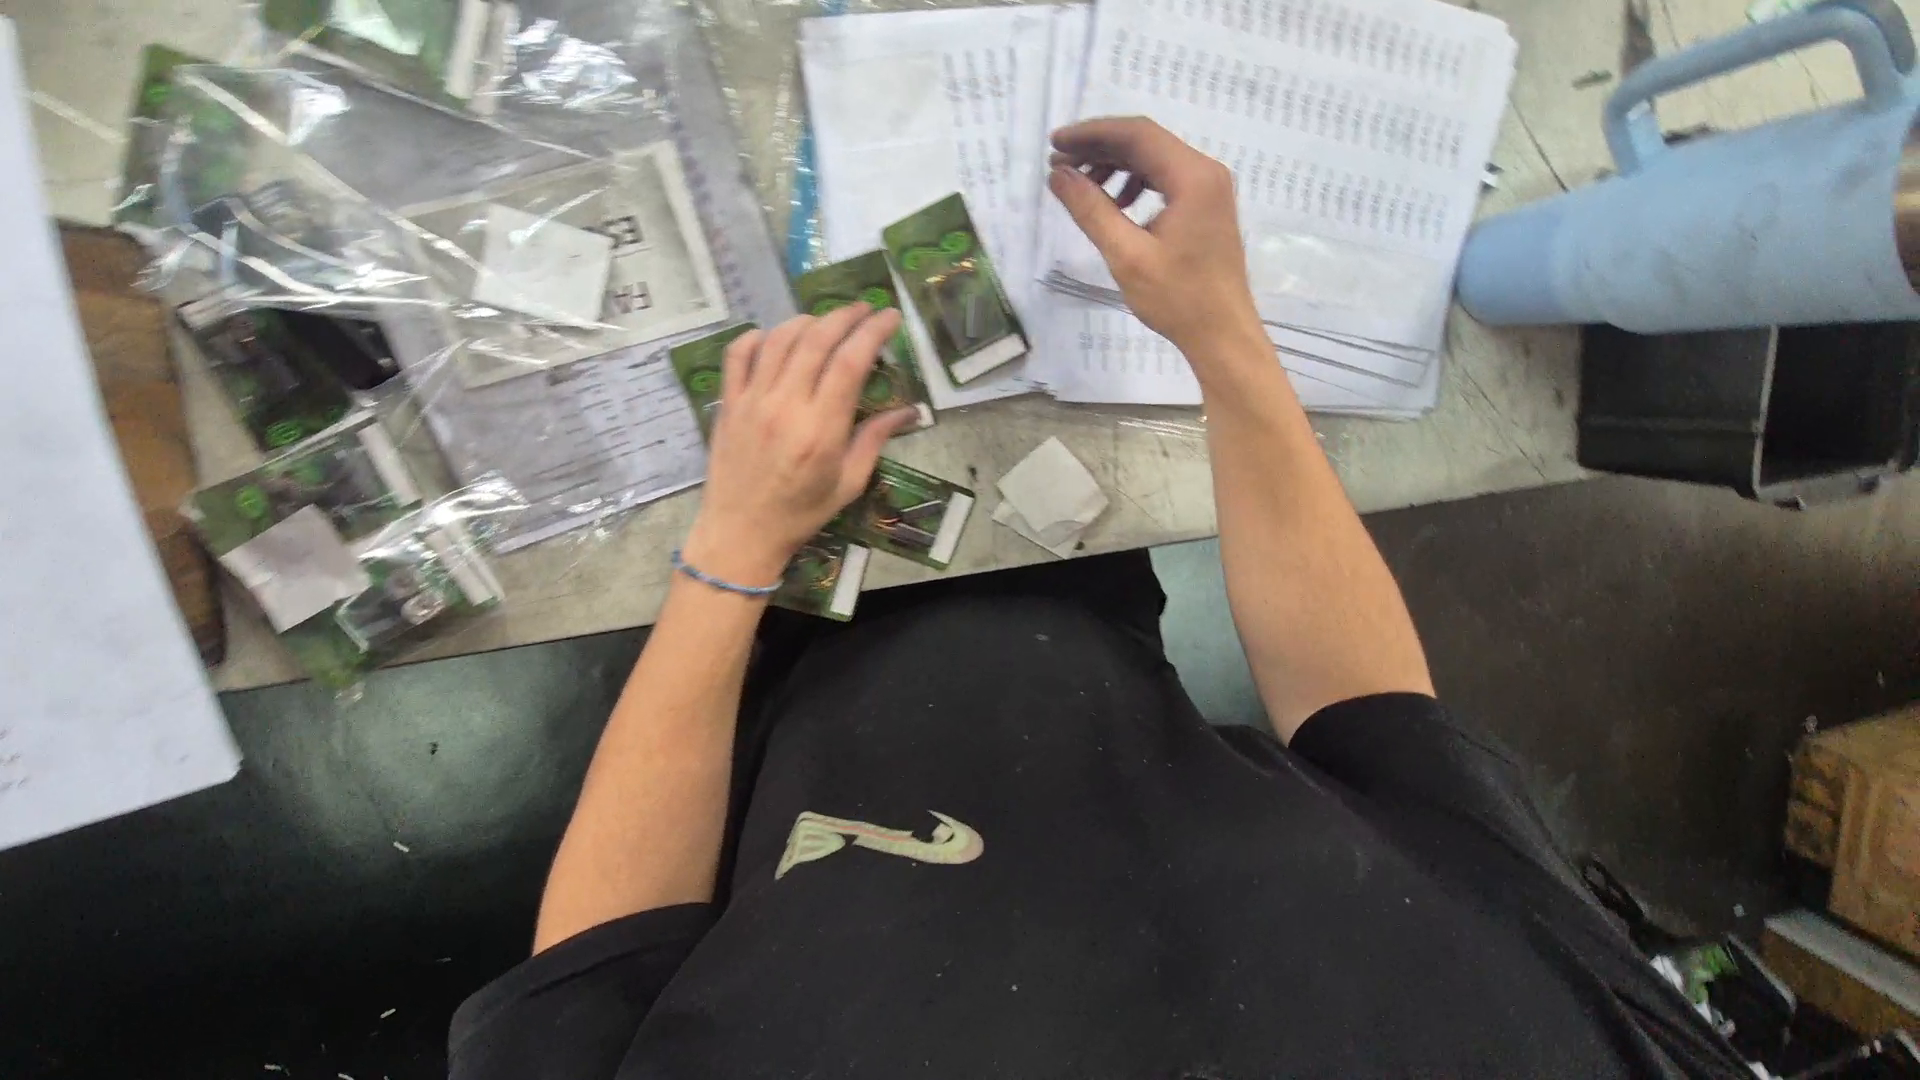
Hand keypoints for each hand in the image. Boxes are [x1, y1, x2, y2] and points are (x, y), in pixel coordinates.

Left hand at [682, 305, 916, 588]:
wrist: (741, 532)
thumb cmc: (801, 513)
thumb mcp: (848, 483)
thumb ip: (875, 440)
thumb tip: (909, 411)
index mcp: (821, 429)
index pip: (851, 362)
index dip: (873, 331)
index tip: (890, 317)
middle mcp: (786, 405)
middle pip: (817, 340)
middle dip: (845, 316)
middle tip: (863, 309)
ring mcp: (752, 400)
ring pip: (780, 339)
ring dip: (807, 321)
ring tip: (826, 322)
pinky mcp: (728, 403)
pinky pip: (738, 354)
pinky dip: (758, 336)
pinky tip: (774, 337)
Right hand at [1048, 117, 1263, 354]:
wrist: (1222, 333)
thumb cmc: (1177, 299)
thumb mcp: (1127, 255)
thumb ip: (1091, 210)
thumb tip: (1058, 175)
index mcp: (1192, 177)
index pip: (1137, 135)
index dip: (1092, 134)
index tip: (1056, 142)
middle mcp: (1205, 172)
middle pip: (1146, 143)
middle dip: (1100, 149)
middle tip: (1060, 164)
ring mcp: (1209, 189)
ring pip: (1155, 161)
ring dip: (1115, 167)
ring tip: (1082, 188)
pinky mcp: (1205, 208)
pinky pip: (1165, 181)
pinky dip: (1135, 185)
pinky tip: (1115, 207)